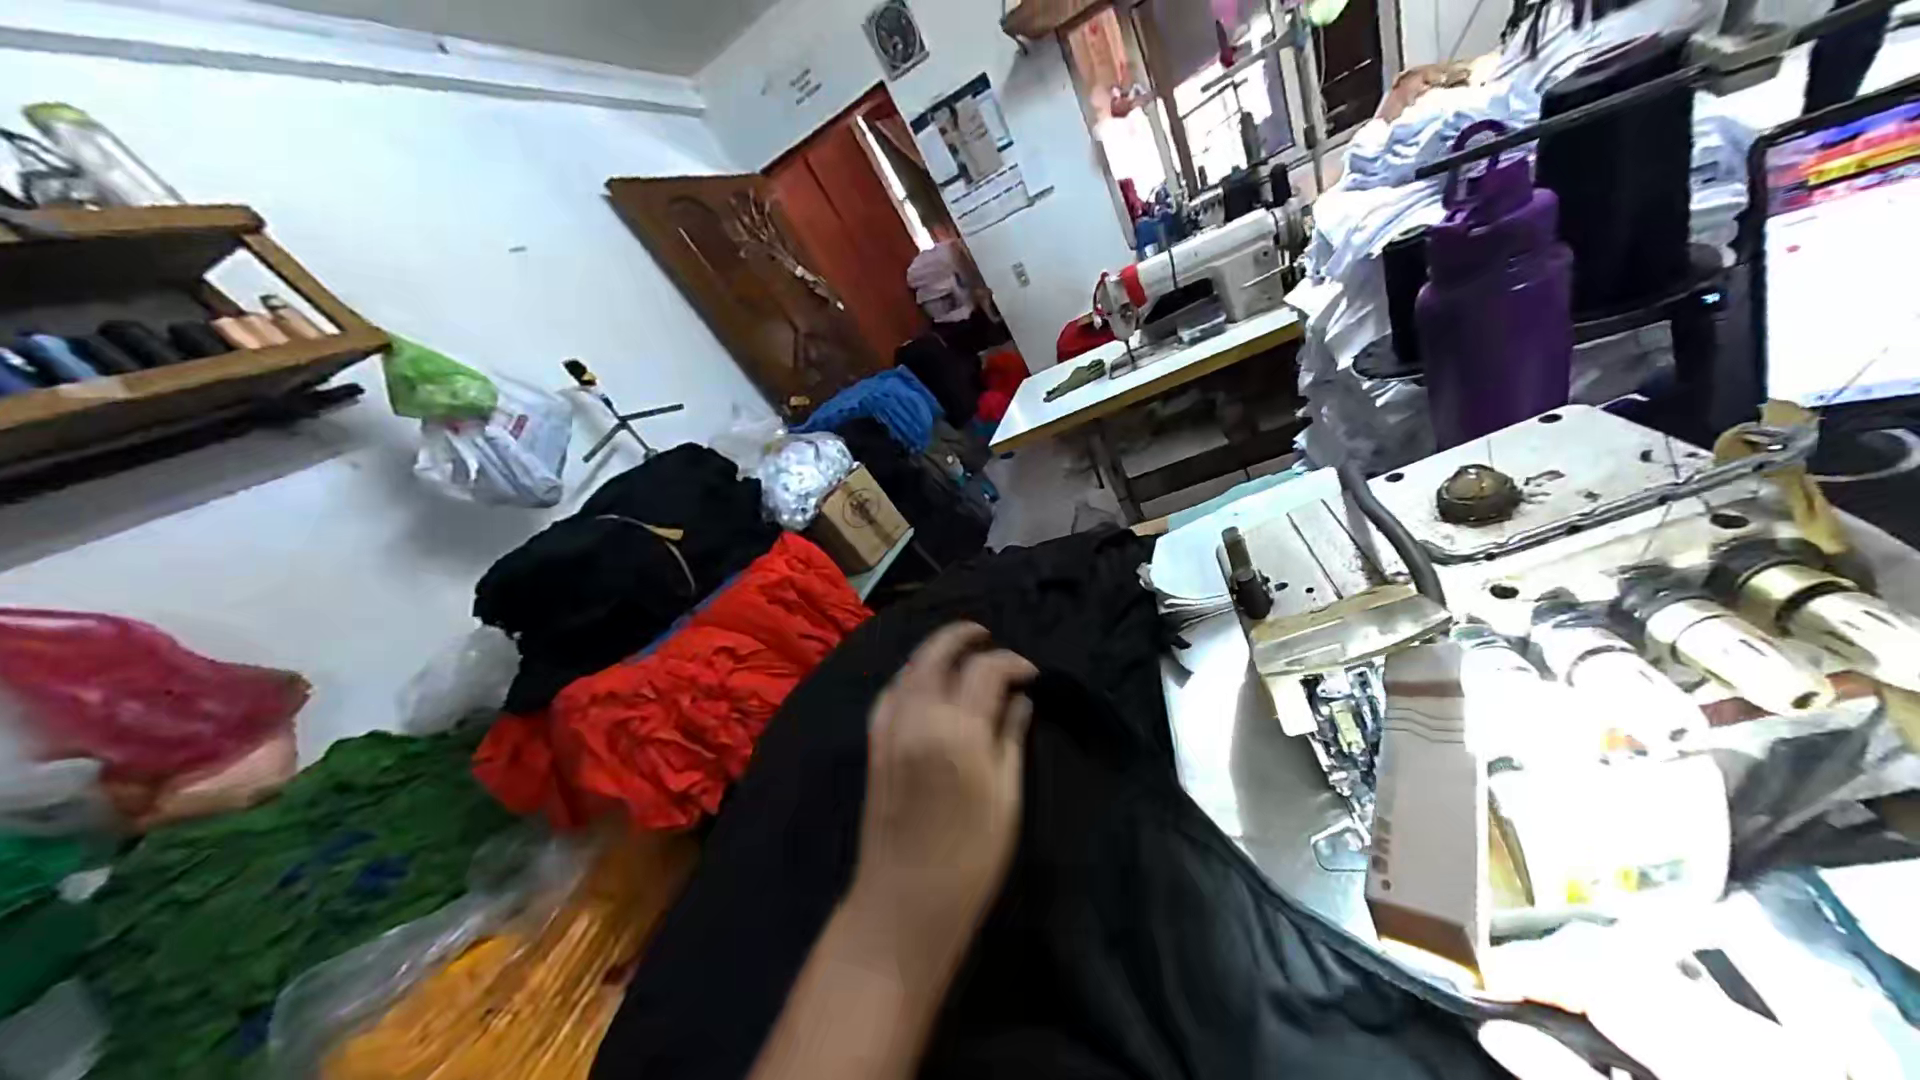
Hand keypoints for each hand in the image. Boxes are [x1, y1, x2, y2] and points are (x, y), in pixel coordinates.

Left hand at [848, 623, 1035, 953]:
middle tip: (987, 636)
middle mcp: (918, 717)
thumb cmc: (970, 858)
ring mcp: (890, 728)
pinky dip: (910, 675)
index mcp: (958, 730)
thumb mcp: (1006, 796)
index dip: (1012, 663)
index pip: (986, 670)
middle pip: (937, 653)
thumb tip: (1019, 698)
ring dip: (935, 650)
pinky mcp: (874, 744)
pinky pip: (890, 692)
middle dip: (964, 636)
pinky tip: (924, 680)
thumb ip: (1010, 736)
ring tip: (961, 649)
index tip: (1031, 673)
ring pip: (910, 668)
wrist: (904, 903)